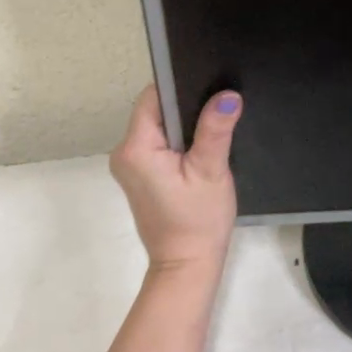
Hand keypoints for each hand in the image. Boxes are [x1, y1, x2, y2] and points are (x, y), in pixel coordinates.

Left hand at [109, 85, 243, 272]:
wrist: (186, 264)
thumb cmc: (199, 220)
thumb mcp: (211, 171)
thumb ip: (215, 130)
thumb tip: (227, 95)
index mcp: (136, 147)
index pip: (153, 97)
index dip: (180, 88)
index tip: (208, 87)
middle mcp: (123, 152)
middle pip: (154, 110)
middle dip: (184, 109)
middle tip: (217, 113)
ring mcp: (128, 165)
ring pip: (156, 126)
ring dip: (182, 127)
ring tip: (211, 133)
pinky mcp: (138, 175)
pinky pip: (156, 144)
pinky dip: (176, 143)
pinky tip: (197, 152)